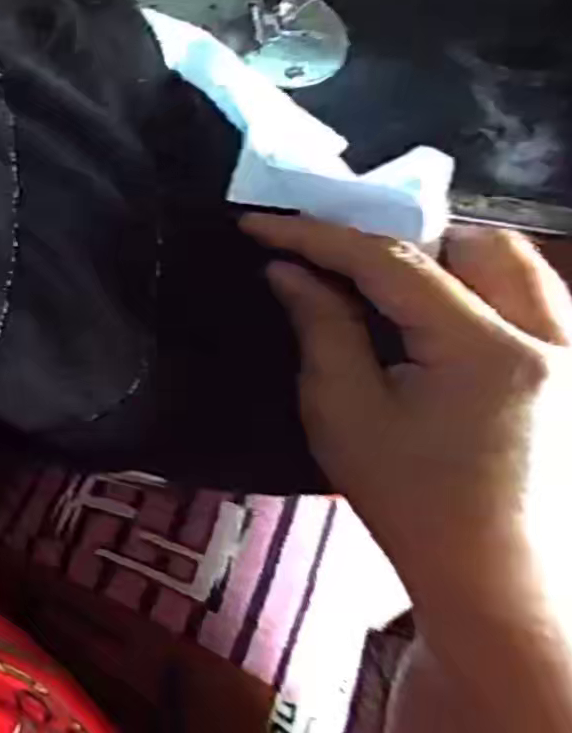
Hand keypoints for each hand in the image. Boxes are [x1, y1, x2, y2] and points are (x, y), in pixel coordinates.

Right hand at [241, 214, 571, 593]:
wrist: (501, 572)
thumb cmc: (407, 491)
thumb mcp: (342, 406)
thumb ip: (321, 325)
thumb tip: (287, 270)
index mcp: (489, 352)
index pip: (391, 261)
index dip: (314, 234)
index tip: (254, 223)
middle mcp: (559, 343)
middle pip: (482, 246)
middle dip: (397, 234)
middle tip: (327, 249)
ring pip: (524, 270)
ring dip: (443, 257)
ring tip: (374, 274)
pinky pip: (539, 304)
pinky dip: (477, 287)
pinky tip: (428, 310)